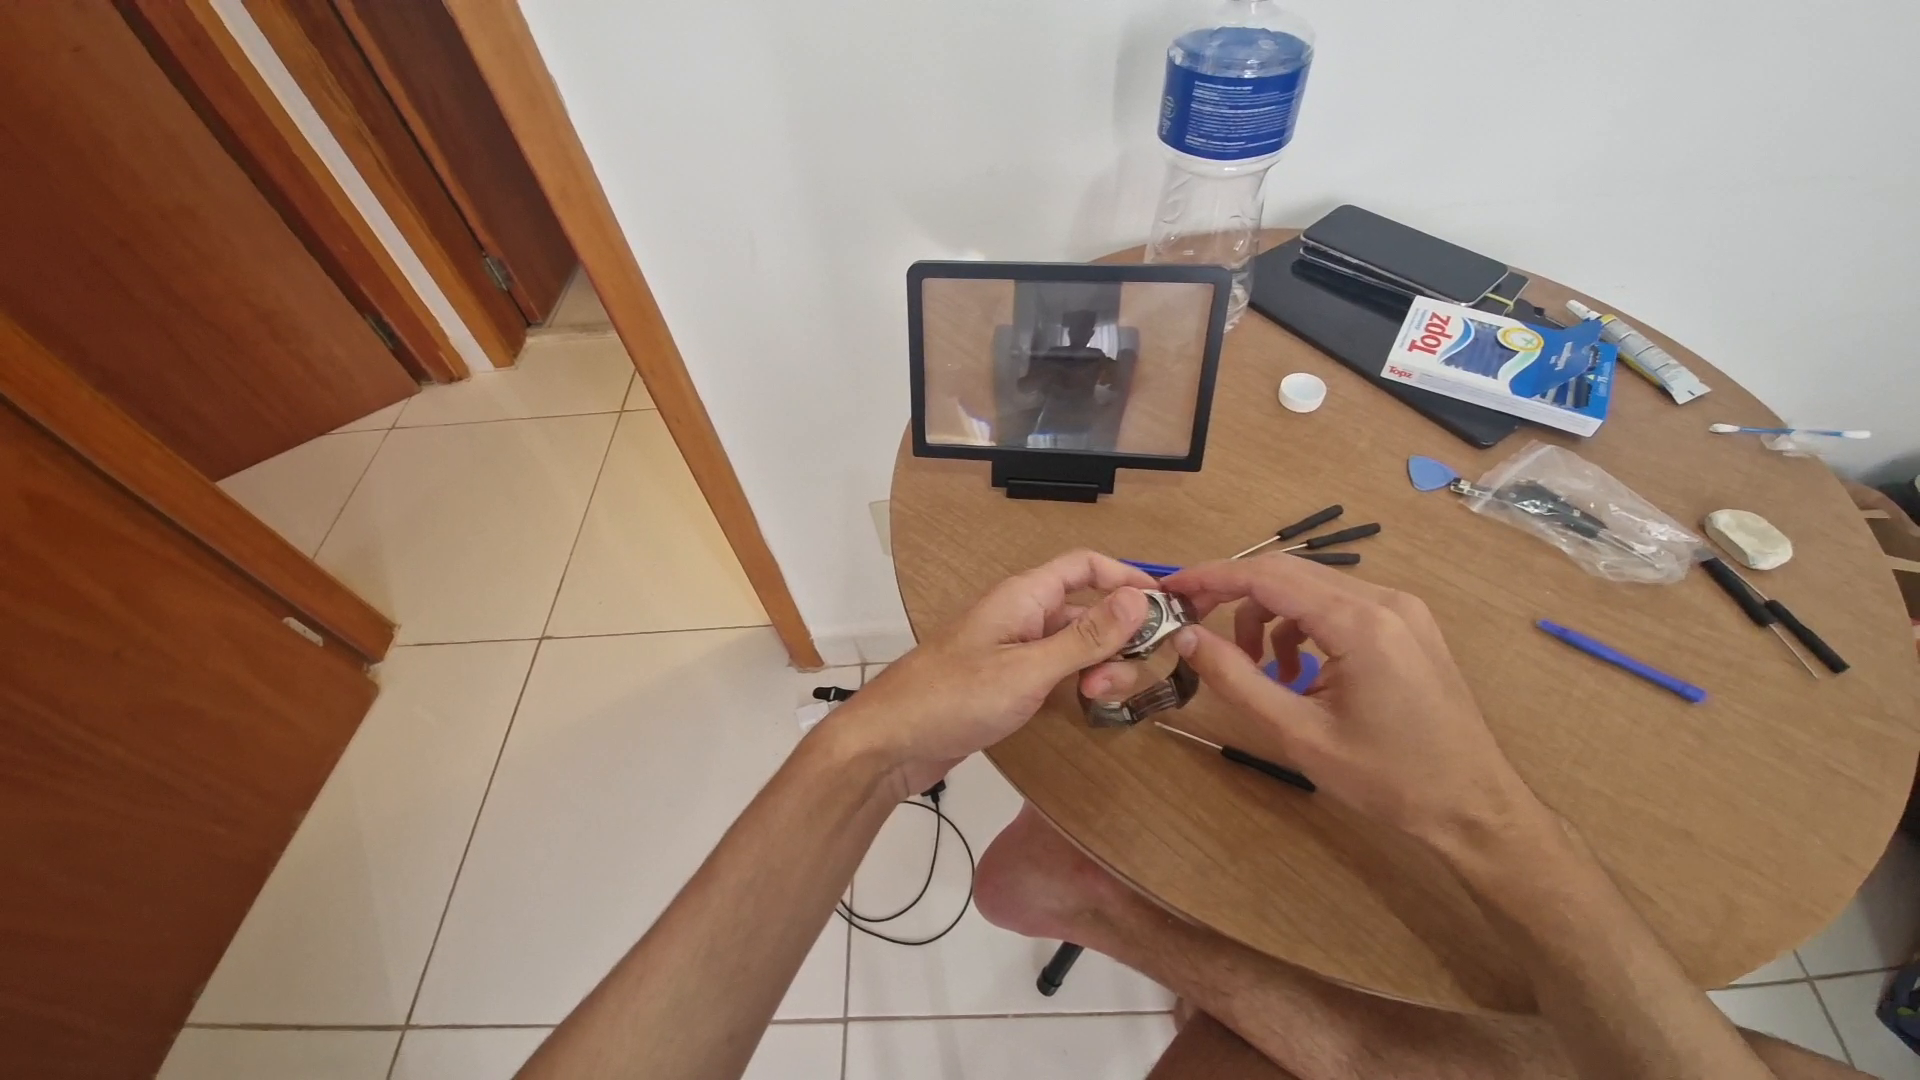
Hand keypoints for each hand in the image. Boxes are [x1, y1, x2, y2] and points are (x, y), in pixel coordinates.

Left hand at [827, 551, 1153, 798]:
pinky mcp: (1010, 681)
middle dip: (1116, 638)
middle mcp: (1022, 615)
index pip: (1084, 566)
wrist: (892, 742)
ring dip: (1098, 667)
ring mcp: (1015, 650)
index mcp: (1024, 597)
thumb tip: (1141, 599)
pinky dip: (1077, 684)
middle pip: (1087, 610)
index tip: (1166, 607)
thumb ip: (1085, 638)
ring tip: (1096, 699)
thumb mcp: (1028, 669)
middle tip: (1123, 677)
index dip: (1126, 579)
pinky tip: (1085, 707)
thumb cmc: (954, 698)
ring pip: (1075, 645)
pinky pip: (1057, 671)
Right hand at [1103, 554, 1542, 845]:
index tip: (1169, 590)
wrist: (1475, 807)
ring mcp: (1400, 608)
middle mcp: (1384, 600)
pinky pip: (1336, 604)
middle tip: (1193, 624)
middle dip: (1233, 593)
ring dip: (1267, 614)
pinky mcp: (1405, 623)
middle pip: (1287, 572)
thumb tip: (1186, 637)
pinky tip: (1296, 670)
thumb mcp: (1298, 733)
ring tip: (1253, 666)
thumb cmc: (1387, 779)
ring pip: (1311, 587)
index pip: (1267, 576)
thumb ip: (1236, 678)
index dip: (1210, 577)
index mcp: (1360, 623)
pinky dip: (1300, 625)